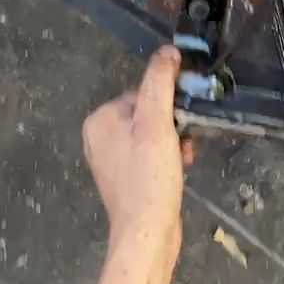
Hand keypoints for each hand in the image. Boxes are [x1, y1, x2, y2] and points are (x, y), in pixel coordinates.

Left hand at [82, 47, 194, 255]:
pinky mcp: (126, 178)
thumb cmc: (149, 175)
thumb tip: (168, 51)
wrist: (147, 232)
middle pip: (150, 112)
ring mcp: (111, 159)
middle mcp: (99, 137)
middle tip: (184, 142)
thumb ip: (160, 82)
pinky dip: (168, 156)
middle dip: (173, 125)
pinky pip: (151, 152)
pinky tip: (179, 168)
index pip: (144, 93)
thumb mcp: (157, 122)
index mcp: (100, 119)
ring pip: (154, 133)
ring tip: (184, 157)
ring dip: (175, 140)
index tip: (180, 123)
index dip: (168, 106)